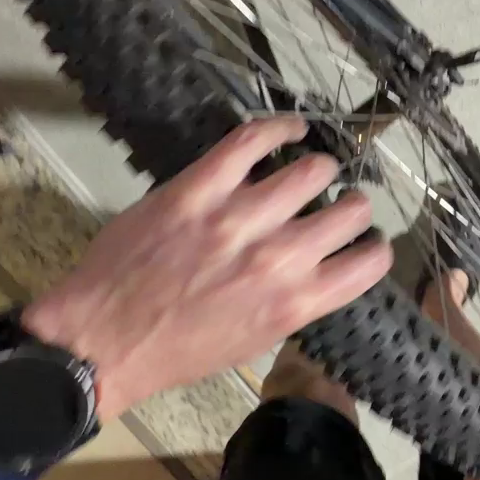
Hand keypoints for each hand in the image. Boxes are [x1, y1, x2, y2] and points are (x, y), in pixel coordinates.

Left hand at [22, 117, 391, 417]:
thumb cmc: (182, 351)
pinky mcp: (199, 190)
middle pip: (352, 212)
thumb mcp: (257, 340)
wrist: (101, 343)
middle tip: (341, 206)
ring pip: (312, 172)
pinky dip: (281, 128)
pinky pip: (251, 142)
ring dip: (322, 171)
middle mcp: (279, 259)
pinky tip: (292, 129)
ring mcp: (238, 219)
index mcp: (297, 302)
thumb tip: (324, 264)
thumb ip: (299, 300)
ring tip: (315, 173)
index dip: (377, 250)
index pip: (370, 263)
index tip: (368, 244)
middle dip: (355, 208)